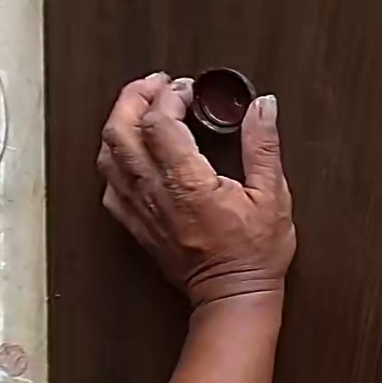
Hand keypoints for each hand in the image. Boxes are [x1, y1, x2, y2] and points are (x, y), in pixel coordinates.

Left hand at [96, 73, 295, 306]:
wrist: (231, 297)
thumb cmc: (254, 254)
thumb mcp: (273, 196)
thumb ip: (263, 146)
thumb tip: (263, 107)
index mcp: (189, 184)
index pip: (160, 122)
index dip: (169, 95)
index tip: (188, 89)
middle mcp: (157, 194)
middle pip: (120, 131)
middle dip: (134, 97)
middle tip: (156, 85)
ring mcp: (141, 210)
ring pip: (108, 155)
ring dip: (120, 123)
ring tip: (142, 108)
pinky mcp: (137, 224)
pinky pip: (109, 185)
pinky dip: (114, 159)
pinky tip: (132, 152)